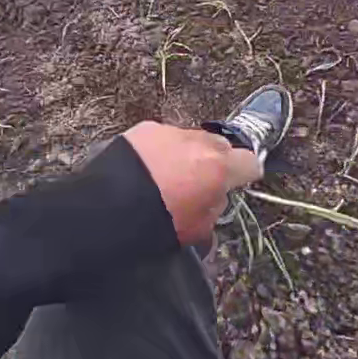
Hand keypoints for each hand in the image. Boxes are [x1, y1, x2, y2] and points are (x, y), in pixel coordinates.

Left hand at [121, 121, 262, 245]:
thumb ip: (214, 208)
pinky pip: (162, 137)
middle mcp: (199, 143)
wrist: (107, 210)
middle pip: (220, 146)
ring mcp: (171, 132)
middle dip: (215, 161)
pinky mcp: (145, 129)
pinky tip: (145, 170)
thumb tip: (214, 198)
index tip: (240, 180)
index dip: (246, 173)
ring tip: (166, 177)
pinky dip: (159, 150)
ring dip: (185, 154)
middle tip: (199, 182)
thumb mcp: (197, 229)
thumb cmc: (155, 225)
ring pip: (190, 140)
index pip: (250, 162)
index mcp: (219, 168)